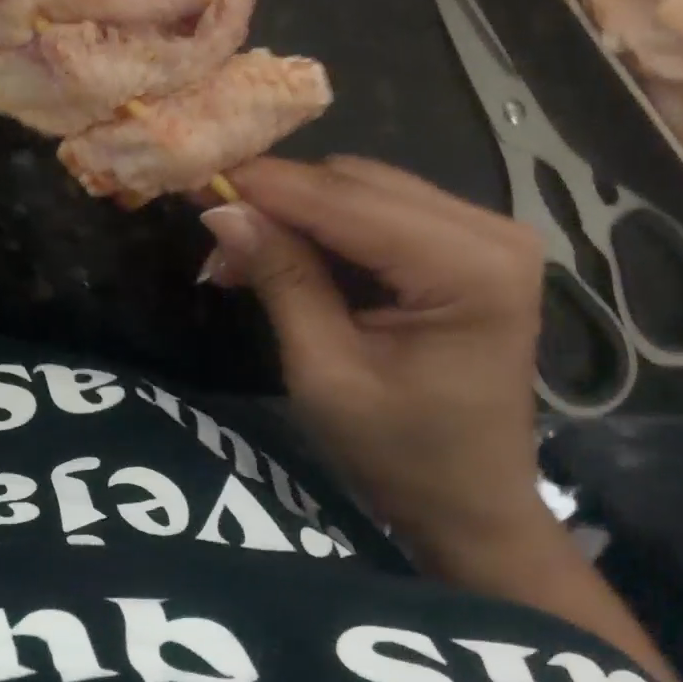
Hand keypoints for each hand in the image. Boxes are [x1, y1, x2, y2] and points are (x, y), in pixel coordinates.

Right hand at [197, 156, 552, 555]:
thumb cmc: (397, 450)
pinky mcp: (465, 246)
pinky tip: (278, 256)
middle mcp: (489, 233)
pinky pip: (374, 209)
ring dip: (291, 211)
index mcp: (469, 268)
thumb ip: (280, 279)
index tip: (192, 180)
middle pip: (354, 181)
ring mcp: (483, 235)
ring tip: (237, 254)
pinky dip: (318, 225)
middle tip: (211, 232)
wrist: (469, 502)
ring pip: (358, 187)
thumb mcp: (323, 369)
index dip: (263, 186)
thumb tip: (220, 210)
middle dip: (275, 199)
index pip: (344, 201)